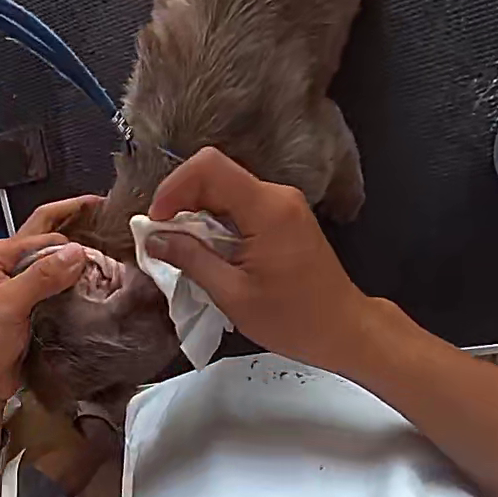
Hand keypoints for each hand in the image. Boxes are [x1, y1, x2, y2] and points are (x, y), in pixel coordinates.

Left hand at [0, 198, 99, 451]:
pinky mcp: (28, 305)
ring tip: (108, 246)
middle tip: (106, 210)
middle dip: (73, 222)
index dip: (71, 243)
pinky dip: (73, 278)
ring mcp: (16, 285)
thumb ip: (41, 277)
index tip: (101, 253)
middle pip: (43, 234)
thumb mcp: (7, 306)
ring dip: (75, 253)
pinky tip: (94, 278)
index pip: (41, 237)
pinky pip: (54, 283)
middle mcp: (4, 264)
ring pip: (51, 259)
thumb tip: (79, 251)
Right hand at [146, 147, 382, 373]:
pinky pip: (240, 207)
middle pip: (215, 175)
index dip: (174, 187)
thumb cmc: (292, 319)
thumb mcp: (232, 294)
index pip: (208, 167)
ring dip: (197, 215)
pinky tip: (208, 252)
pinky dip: (216, 223)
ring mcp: (284, 205)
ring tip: (182, 250)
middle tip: (163, 240)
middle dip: (181, 202)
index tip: (157, 222)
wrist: (343, 329)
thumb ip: (191, 260)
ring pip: (225, 191)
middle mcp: (277, 196)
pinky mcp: (285, 218)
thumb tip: (154, 240)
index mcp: (266, 209)